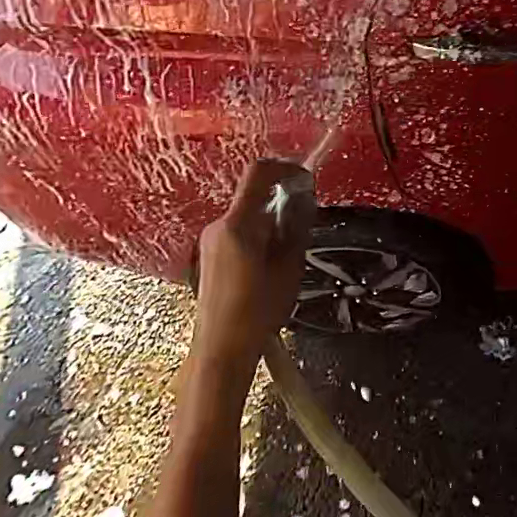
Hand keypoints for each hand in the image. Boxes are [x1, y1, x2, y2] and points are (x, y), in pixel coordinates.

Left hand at [192, 158, 316, 361]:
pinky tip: (270, 266)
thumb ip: (295, 228)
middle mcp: (219, 225)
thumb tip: (302, 200)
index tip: (306, 181)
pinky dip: (259, 236)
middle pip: (255, 196)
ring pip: (248, 215)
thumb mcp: (289, 268)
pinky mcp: (209, 254)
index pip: (259, 173)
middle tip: (305, 225)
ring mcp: (210, 240)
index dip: (286, 168)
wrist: (221, 349)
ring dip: (272, 222)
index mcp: (238, 225)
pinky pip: (239, 232)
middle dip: (282, 202)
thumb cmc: (258, 310)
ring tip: (288, 255)